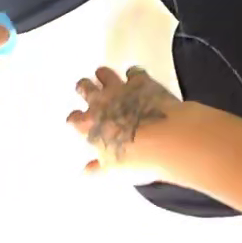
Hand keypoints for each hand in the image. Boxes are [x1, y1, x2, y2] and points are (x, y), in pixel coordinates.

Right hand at [67, 67, 184, 183]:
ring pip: (104, 73)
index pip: (74, 118)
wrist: (167, 138)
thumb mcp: (114, 170)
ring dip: (103, 75)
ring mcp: (121, 89)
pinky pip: (133, 71)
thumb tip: (86, 171)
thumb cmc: (137, 159)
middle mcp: (101, 103)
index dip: (75, 119)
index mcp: (89, 125)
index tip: (78, 121)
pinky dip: (133, 74)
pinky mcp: (142, 82)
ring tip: (104, 77)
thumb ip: (98, 168)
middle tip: (85, 89)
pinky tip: (136, 78)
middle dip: (83, 87)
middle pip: (83, 87)